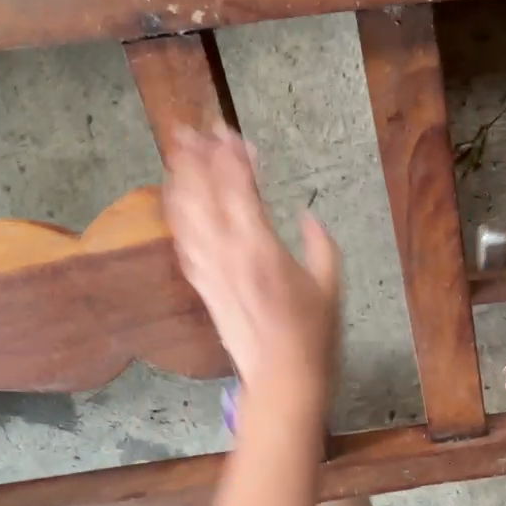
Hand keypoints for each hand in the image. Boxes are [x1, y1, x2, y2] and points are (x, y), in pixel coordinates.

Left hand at [164, 123, 340, 412]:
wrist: (282, 377)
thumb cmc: (313, 335)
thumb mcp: (330, 287)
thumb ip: (320, 247)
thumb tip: (309, 218)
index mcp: (262, 247)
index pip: (240, 188)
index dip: (233, 157)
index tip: (231, 132)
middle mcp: (228, 252)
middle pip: (204, 193)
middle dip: (197, 158)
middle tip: (192, 128)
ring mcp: (210, 269)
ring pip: (186, 214)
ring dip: (180, 179)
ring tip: (177, 152)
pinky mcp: (203, 286)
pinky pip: (183, 241)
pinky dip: (177, 214)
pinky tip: (176, 199)